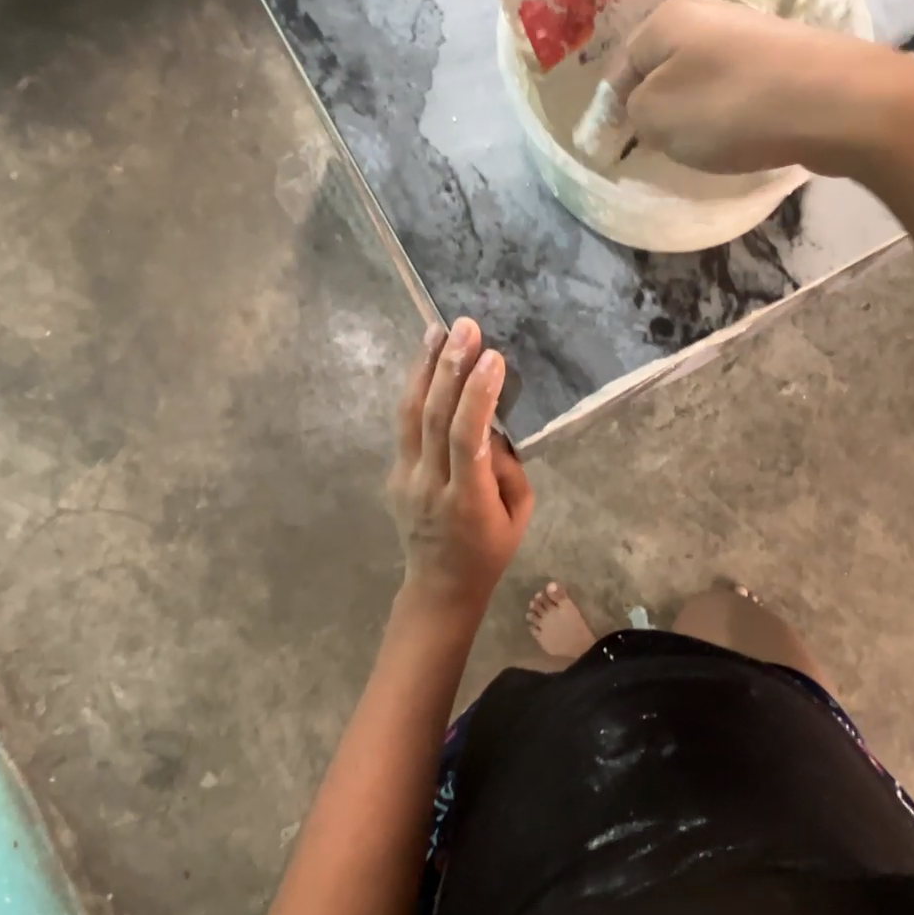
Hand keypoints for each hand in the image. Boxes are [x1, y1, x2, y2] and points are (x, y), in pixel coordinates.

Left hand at [386, 317, 533, 623]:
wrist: (439, 586)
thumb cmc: (490, 551)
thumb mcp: (518, 515)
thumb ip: (508, 470)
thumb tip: (491, 427)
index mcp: (467, 500)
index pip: (467, 440)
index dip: (477, 397)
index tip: (492, 358)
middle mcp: (429, 484)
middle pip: (434, 418)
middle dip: (449, 368)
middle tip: (464, 327)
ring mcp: (405, 478)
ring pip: (410, 415)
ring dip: (424, 369)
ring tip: (436, 331)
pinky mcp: (394, 473)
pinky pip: (406, 426)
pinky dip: (416, 390)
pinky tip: (427, 363)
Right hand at [600, 0, 913, 176]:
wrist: (831, 103)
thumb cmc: (729, 108)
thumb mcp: (656, 117)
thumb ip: (633, 113)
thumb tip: (642, 113)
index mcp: (665, 22)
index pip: (619, 71)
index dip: (610, 114)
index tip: (611, 153)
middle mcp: (706, 18)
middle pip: (663, 73)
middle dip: (653, 113)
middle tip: (651, 154)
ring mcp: (749, 39)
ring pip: (701, 84)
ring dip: (692, 118)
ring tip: (694, 153)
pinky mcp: (783, 64)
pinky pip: (736, 94)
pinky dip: (728, 118)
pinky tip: (737, 141)